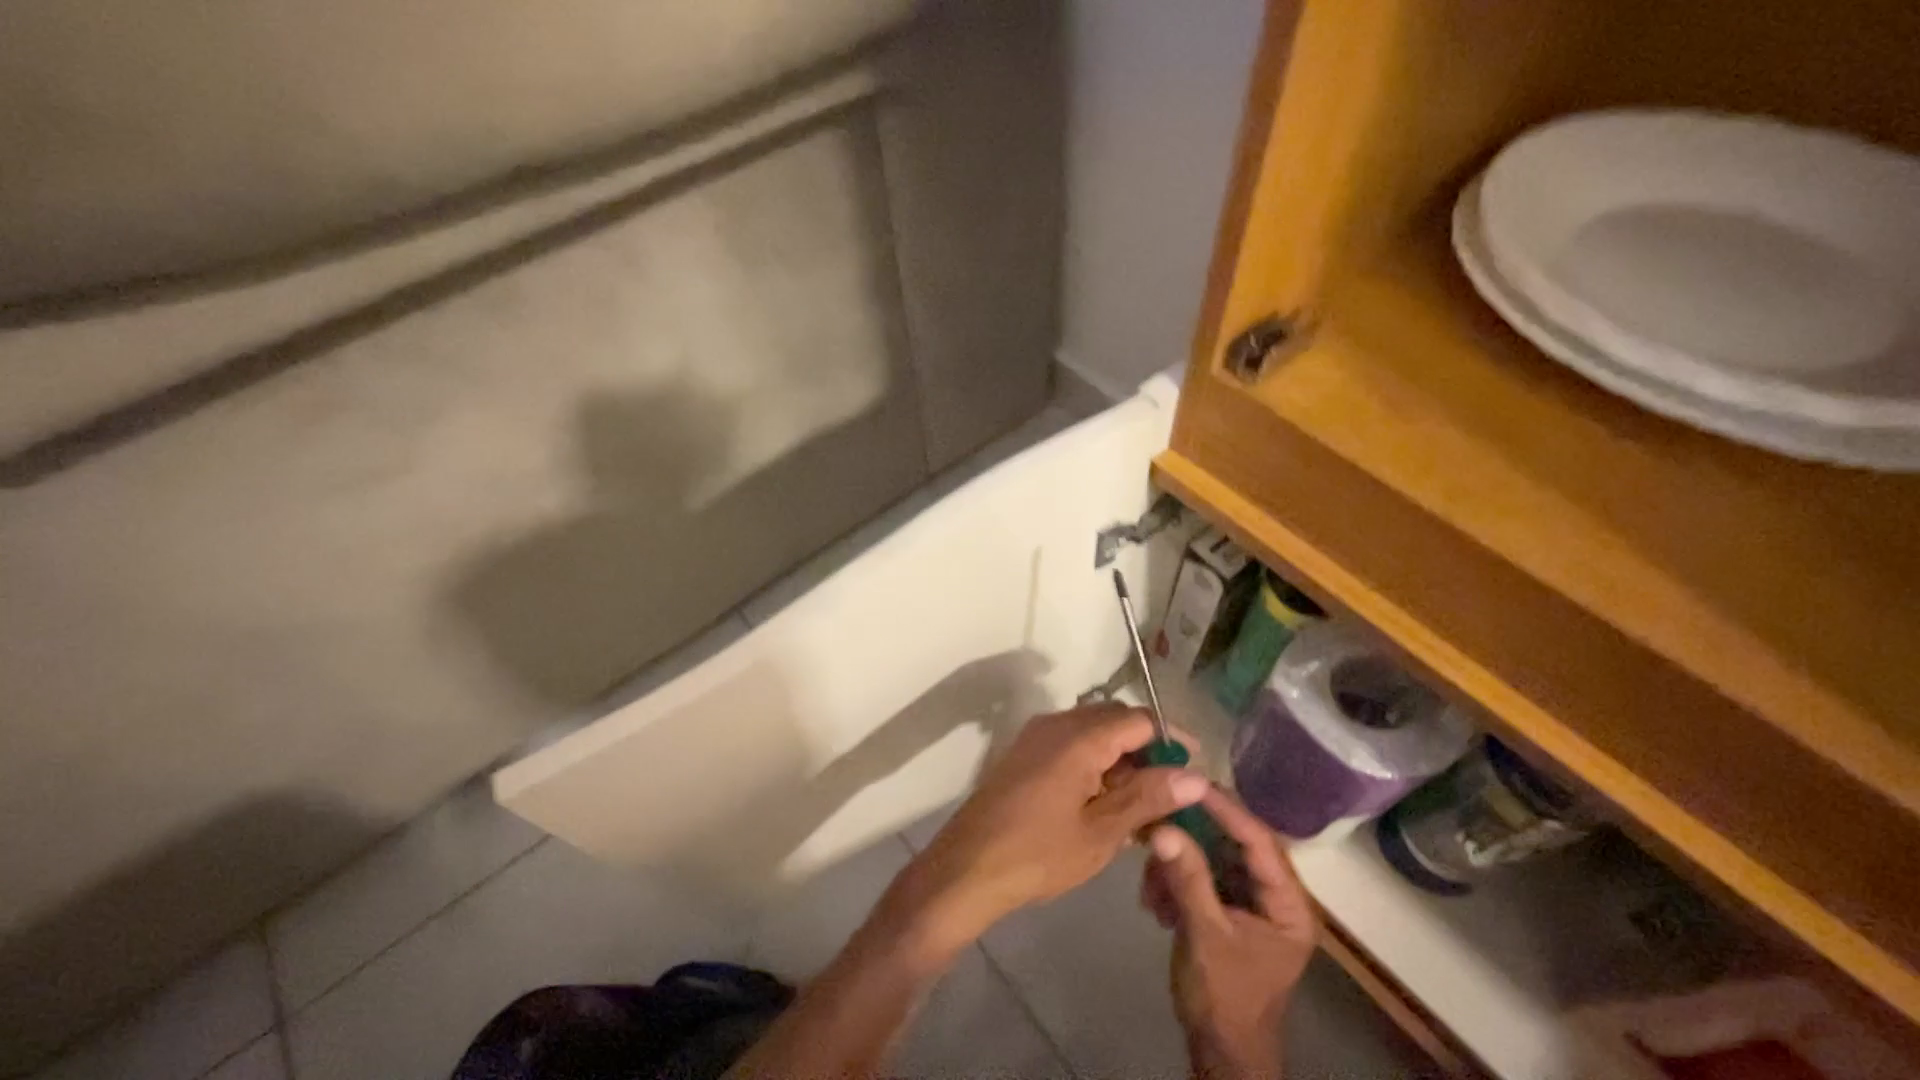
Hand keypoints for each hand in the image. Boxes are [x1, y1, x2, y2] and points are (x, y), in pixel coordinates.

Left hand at [887, 703, 1209, 951]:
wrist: (966, 870)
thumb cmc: (1038, 854)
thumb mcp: (1102, 832)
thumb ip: (1148, 797)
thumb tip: (1195, 776)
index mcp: (1079, 737)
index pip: (1140, 719)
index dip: (1172, 741)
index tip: (1194, 772)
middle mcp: (1056, 725)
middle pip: (1115, 721)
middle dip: (1147, 752)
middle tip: (1171, 793)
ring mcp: (1035, 739)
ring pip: (1093, 734)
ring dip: (1120, 761)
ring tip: (1142, 808)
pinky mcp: (1024, 757)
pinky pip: (1070, 747)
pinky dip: (1095, 767)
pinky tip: (1106, 807)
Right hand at [1141, 790, 1315, 1077]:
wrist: (1221, 1052)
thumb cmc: (1226, 997)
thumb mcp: (1206, 935)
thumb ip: (1187, 878)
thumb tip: (1163, 827)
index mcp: (1288, 904)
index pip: (1260, 841)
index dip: (1226, 810)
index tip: (1192, 785)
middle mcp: (1273, 897)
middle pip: (1234, 845)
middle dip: (1194, 835)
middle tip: (1160, 813)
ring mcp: (1248, 904)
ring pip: (1212, 860)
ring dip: (1178, 864)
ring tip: (1151, 883)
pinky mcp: (1225, 912)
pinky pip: (1200, 879)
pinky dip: (1174, 883)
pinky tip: (1155, 902)